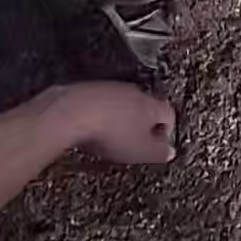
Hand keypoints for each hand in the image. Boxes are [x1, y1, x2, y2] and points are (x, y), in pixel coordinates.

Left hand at [42, 82, 177, 164]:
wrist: (71, 112)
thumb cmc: (109, 132)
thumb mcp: (141, 151)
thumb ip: (159, 152)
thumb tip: (169, 151)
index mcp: (151, 105)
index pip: (169, 114)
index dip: (167, 132)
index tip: (160, 146)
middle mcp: (133, 91)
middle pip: (145, 107)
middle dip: (142, 126)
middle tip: (136, 145)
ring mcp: (109, 88)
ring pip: (122, 104)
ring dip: (120, 120)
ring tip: (111, 141)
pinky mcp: (87, 89)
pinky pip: (100, 104)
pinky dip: (100, 116)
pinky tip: (92, 131)